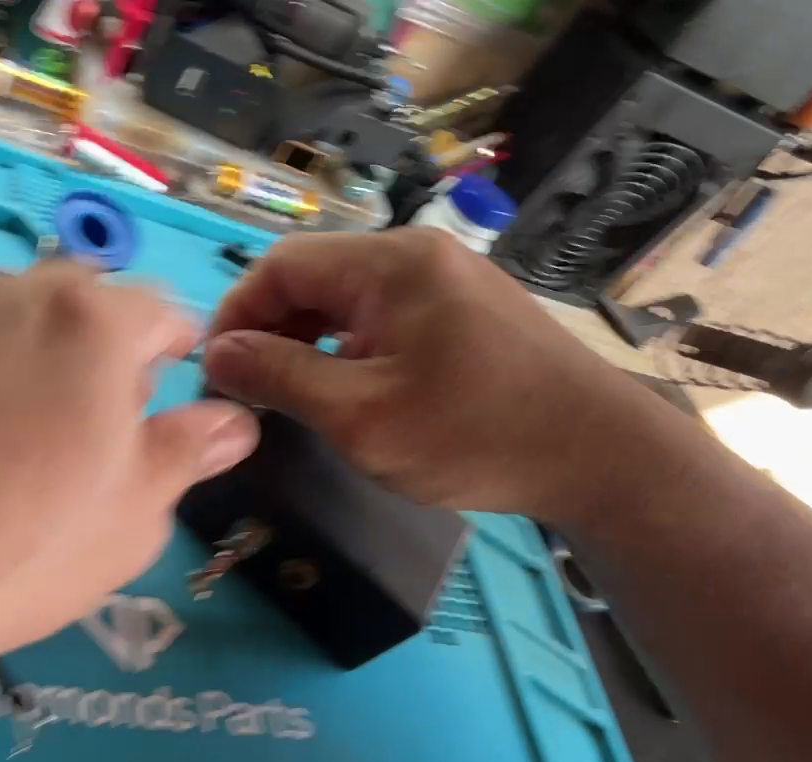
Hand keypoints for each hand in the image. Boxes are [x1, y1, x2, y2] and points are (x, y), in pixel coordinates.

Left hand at [0, 260, 258, 685]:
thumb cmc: (28, 542)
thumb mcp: (136, 511)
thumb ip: (189, 451)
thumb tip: (233, 420)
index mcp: (94, 318)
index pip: (164, 311)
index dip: (178, 361)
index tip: (166, 414)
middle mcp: (17, 295)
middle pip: (89, 309)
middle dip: (109, 359)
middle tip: (98, 443)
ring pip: (25, 329)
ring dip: (46, 369)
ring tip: (31, 452)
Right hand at [204, 229, 660, 522]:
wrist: (597, 455)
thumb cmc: (472, 435)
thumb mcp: (359, 415)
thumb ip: (280, 377)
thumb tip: (217, 353)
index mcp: (390, 265)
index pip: (281, 265)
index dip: (235, 314)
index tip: (214, 372)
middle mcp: (415, 256)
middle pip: (311, 278)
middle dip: (267, 331)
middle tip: (246, 392)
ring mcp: (443, 281)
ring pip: (343, 300)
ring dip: (302, 343)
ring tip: (284, 397)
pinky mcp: (460, 311)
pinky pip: (378, 318)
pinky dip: (342, 349)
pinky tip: (337, 390)